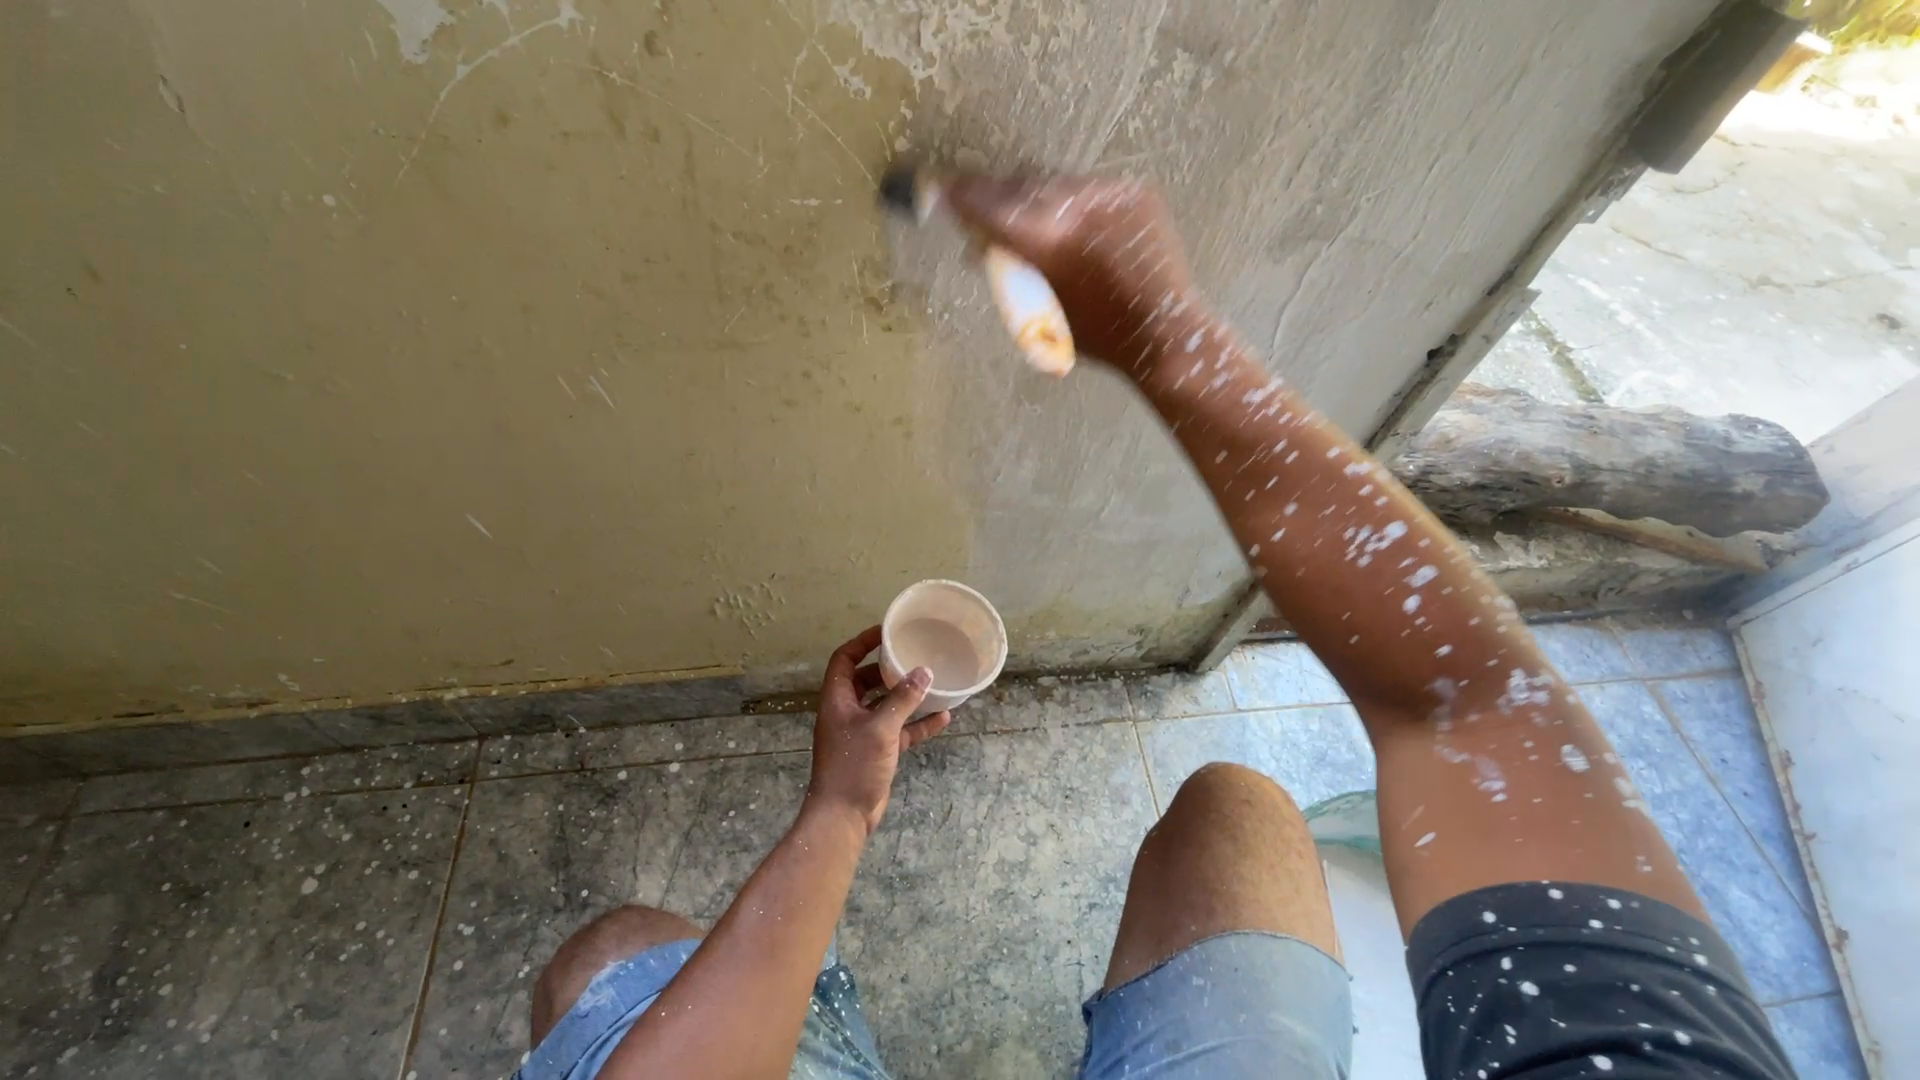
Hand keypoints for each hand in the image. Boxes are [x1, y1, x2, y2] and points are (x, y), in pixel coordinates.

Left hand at [804, 625, 951, 837]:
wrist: (843, 815)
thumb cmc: (853, 766)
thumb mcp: (880, 728)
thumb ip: (902, 699)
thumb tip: (924, 672)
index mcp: (837, 699)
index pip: (844, 659)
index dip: (862, 642)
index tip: (886, 632)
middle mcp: (847, 711)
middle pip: (866, 680)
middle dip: (888, 668)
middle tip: (912, 655)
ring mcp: (863, 732)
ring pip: (886, 705)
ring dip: (907, 695)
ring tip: (931, 681)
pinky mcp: (878, 751)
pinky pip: (901, 730)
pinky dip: (918, 723)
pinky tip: (943, 716)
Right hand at [942, 172, 1200, 376]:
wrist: (1164, 333)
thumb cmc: (1097, 336)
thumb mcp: (1039, 310)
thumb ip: (1009, 270)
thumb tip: (979, 245)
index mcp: (1045, 240)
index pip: (987, 204)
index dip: (957, 195)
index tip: (935, 187)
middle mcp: (1073, 205)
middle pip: (1017, 185)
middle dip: (994, 194)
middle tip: (975, 201)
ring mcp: (1107, 193)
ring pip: (1053, 182)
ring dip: (1034, 197)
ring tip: (1028, 217)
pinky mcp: (1133, 191)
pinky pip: (1089, 188)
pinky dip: (1073, 203)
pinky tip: (1074, 225)